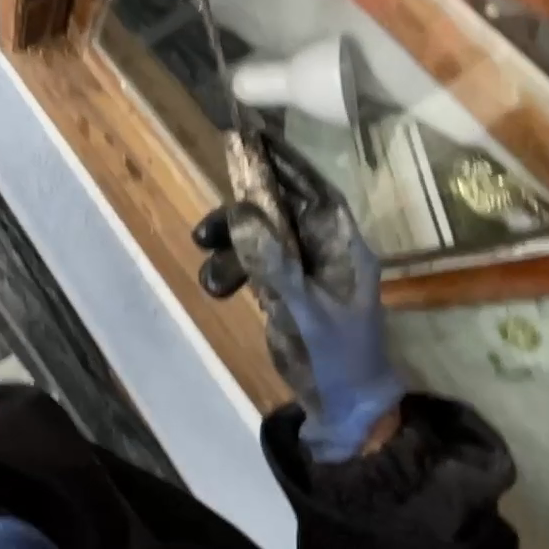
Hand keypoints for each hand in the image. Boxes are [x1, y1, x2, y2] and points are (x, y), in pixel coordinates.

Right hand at [191, 137, 404, 460]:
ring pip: (259, 235)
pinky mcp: (288, 287)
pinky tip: (220, 288)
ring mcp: (306, 269)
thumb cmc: (333, 359)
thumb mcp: (301, 310)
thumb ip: (272, 261)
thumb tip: (241, 210)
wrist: (344, 411)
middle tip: (204, 230)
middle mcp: (325, 250)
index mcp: (343, 249)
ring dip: (229, 249)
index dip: (287, 162)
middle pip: (278, 210)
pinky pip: (253, 260)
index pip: (315, 192)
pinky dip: (232, 268)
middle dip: (239, 215)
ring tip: (210, 277)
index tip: (255, 136)